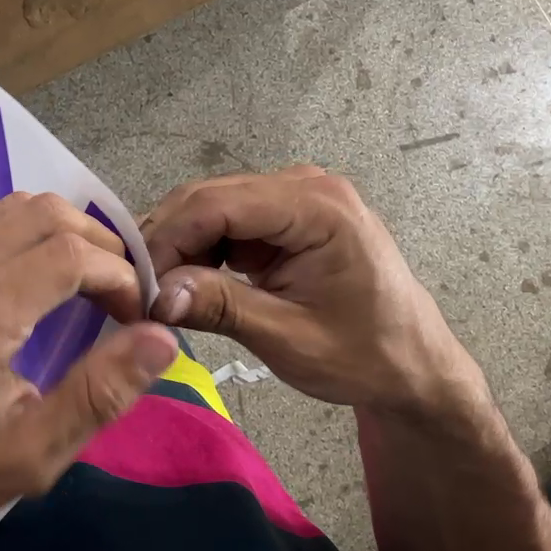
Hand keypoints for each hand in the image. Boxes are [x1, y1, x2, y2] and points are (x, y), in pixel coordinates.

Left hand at [0, 192, 179, 550]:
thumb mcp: (34, 453)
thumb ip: (101, 392)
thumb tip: (162, 337)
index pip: (68, 254)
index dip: (118, 275)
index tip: (133, 316)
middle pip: (45, 214)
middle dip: (98, 244)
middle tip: (119, 292)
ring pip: (15, 207)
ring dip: (64, 231)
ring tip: (88, 280)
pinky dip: (29, 232)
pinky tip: (42, 275)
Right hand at [140, 167, 486, 420]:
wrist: (414, 366)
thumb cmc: (364, 356)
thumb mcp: (290, 339)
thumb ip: (222, 308)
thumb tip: (157, 295)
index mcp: (318, 207)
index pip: (217, 203)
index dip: (168, 237)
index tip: (137, 282)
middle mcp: (304, 184)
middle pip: (208, 197)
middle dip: (167, 240)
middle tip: (136, 288)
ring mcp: (294, 195)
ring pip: (209, 206)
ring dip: (179, 245)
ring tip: (158, 289)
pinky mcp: (284, 213)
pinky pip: (225, 220)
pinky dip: (199, 248)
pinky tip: (188, 280)